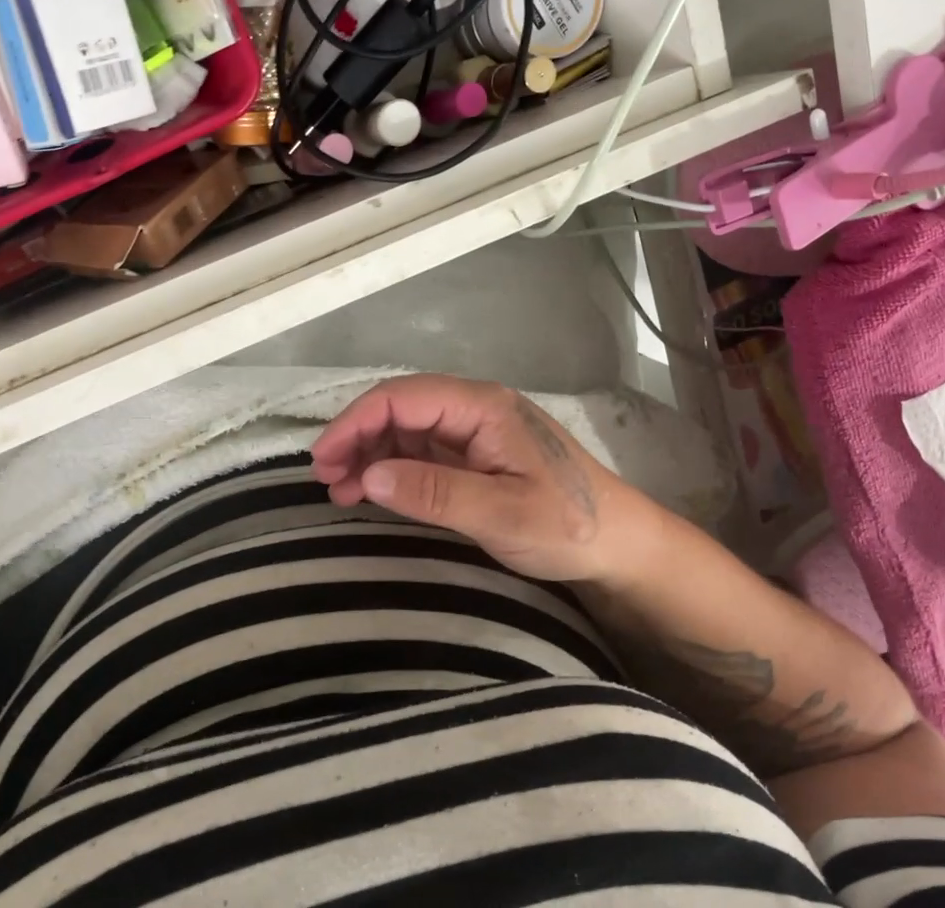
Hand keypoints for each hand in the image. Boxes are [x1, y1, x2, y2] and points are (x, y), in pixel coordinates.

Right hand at [311, 374, 641, 581]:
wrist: (622, 547)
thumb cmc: (569, 526)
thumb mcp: (503, 513)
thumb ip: (435, 492)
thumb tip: (367, 474)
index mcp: (483, 407)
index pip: (403, 398)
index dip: (355, 423)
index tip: (323, 460)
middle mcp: (474, 410)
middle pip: (399, 409)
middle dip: (356, 438)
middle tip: (324, 479)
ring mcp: (473, 434)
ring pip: (405, 431)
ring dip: (368, 455)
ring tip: (338, 491)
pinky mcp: (474, 459)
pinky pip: (420, 454)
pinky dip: (389, 470)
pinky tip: (369, 492)